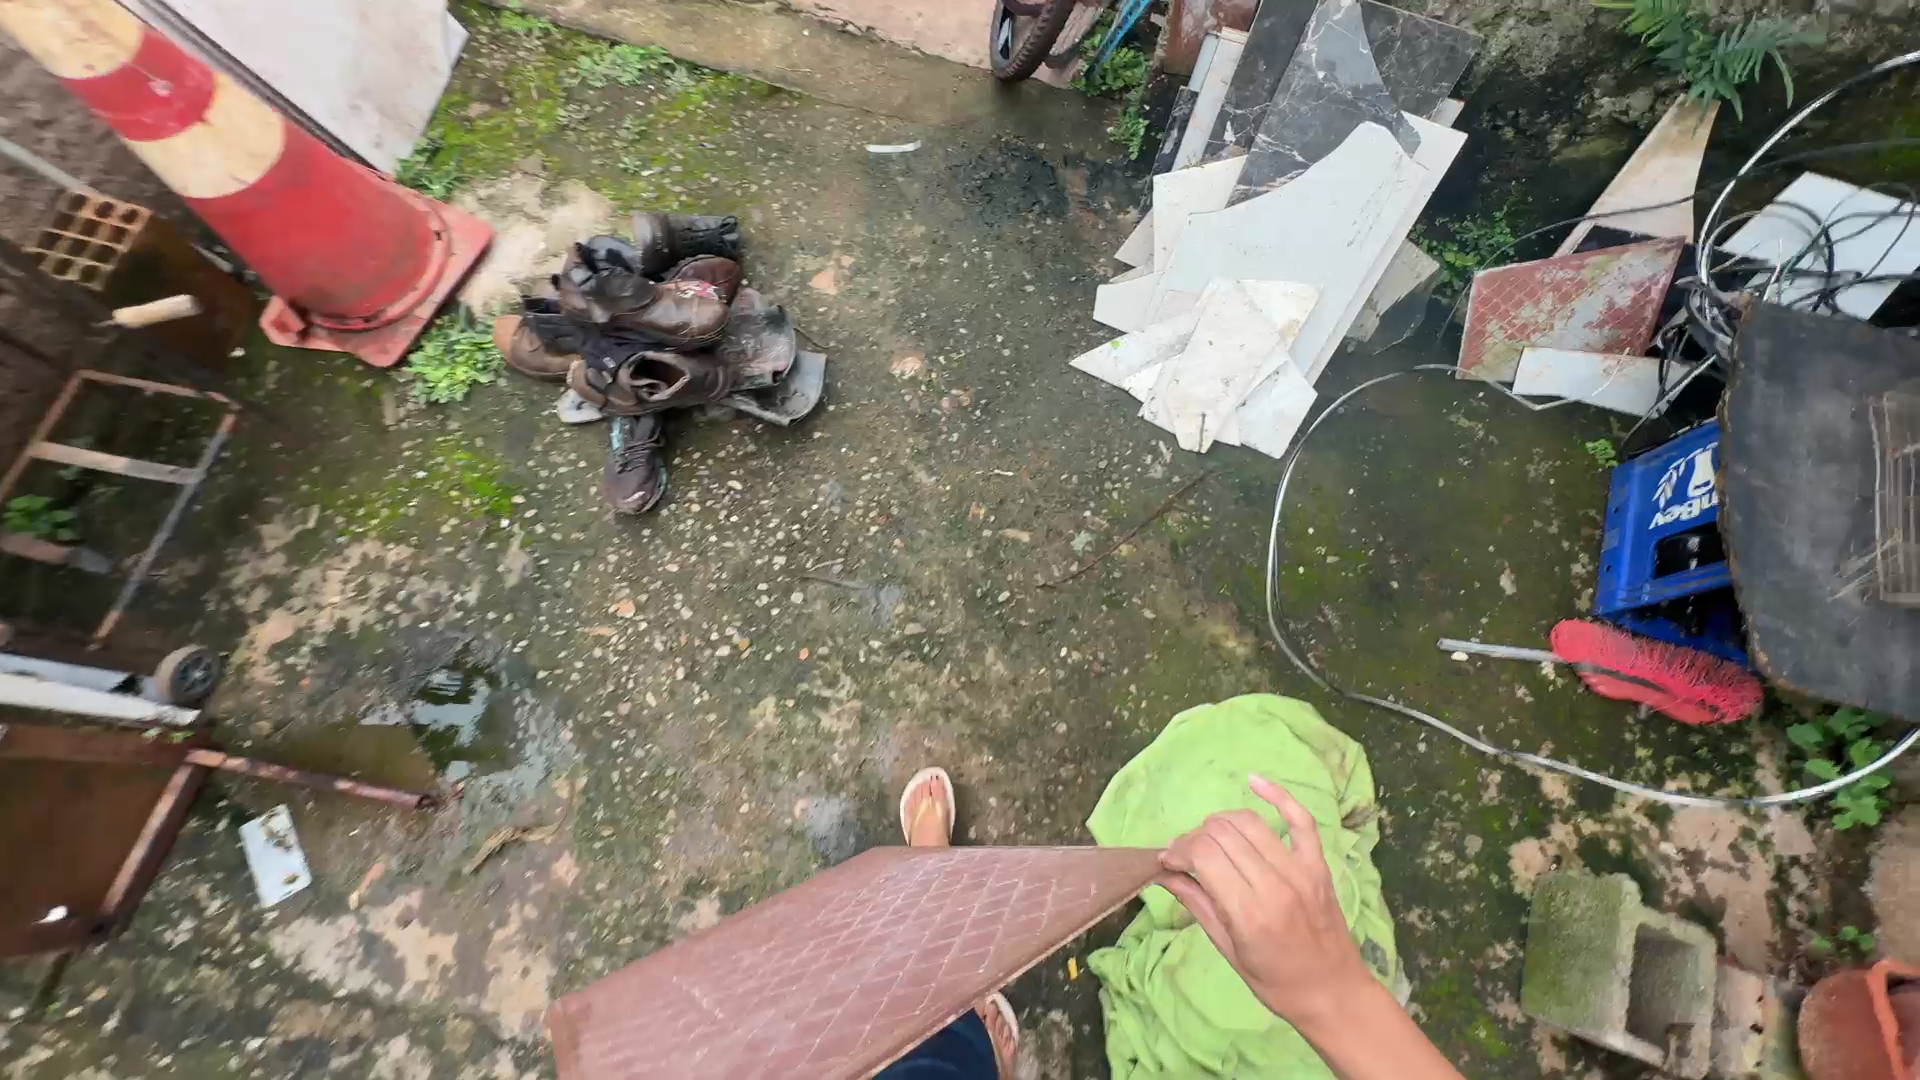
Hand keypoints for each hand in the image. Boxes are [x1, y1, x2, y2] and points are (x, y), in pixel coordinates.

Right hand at [1155, 774, 1375, 1029]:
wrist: (1335, 995)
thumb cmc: (1276, 982)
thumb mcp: (1228, 950)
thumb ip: (1196, 904)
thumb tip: (1163, 872)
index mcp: (1250, 913)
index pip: (1204, 855)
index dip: (1179, 850)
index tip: (1168, 861)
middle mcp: (1275, 885)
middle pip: (1221, 833)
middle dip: (1194, 838)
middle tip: (1185, 854)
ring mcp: (1300, 871)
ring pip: (1248, 822)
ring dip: (1220, 822)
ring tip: (1210, 838)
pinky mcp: (1317, 865)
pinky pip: (1299, 819)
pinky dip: (1277, 795)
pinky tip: (1253, 781)